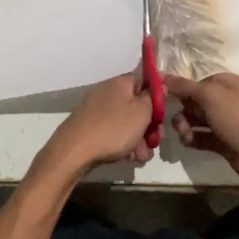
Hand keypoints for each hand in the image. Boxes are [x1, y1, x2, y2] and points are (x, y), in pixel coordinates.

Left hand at [36, 72, 155, 178]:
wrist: (75, 150)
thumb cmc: (113, 128)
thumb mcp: (141, 112)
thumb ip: (153, 98)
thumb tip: (159, 84)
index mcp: (121, 83)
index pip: (145, 81)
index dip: (157, 97)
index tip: (163, 114)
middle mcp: (109, 92)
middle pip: (137, 105)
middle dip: (148, 125)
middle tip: (153, 142)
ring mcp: (98, 109)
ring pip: (126, 122)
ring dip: (138, 139)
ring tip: (140, 156)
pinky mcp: (91, 126)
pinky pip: (113, 131)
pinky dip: (122, 143)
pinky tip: (127, 157)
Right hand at [166, 72, 238, 189]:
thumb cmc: (237, 118)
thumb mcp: (210, 96)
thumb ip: (185, 86)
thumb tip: (163, 75)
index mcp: (226, 84)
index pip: (197, 81)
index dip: (181, 87)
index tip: (165, 94)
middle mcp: (225, 101)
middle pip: (194, 101)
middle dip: (182, 109)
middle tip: (178, 120)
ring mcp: (224, 122)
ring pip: (196, 120)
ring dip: (185, 125)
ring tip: (184, 133)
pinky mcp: (221, 142)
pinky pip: (200, 137)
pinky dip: (192, 138)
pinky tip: (188, 142)